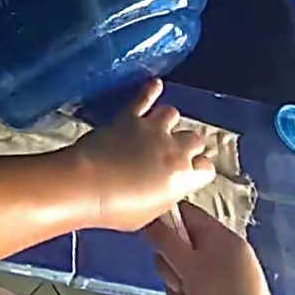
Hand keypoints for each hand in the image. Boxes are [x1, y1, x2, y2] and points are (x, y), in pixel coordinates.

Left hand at [69, 79, 216, 231]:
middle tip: (176, 148)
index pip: (206, 168)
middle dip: (189, 143)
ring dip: (168, 119)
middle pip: (195, 138)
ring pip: (172, 113)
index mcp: (183, 177)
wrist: (89, 183)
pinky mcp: (129, 117)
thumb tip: (165, 186)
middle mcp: (174, 149)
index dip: (198, 168)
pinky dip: (150, 90)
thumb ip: (165, 194)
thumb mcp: (152, 212)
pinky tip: (155, 83)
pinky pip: (143, 98)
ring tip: (162, 123)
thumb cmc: (119, 208)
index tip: (190, 170)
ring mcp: (152, 129)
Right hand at [144, 201, 279, 294]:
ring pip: (181, 269)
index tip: (149, 234)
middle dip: (170, 262)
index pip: (185, 211)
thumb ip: (164, 238)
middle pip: (179, 242)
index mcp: (222, 236)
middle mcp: (223, 253)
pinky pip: (190, 289)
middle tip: (177, 278)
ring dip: (177, 285)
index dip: (164, 218)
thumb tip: (146, 218)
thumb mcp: (188, 265)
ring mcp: (221, 278)